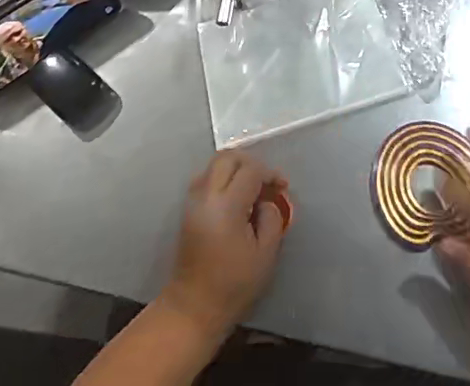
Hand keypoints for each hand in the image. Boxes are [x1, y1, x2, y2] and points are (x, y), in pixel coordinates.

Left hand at [158, 150, 288, 339]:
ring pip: (214, 166)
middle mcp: (205, 198)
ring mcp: (192, 204)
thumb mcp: (266, 252)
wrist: (192, 310)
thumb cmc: (233, 284)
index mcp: (226, 207)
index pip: (251, 170)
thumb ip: (271, 217)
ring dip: (235, 169)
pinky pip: (206, 180)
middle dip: (251, 163)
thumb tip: (266, 201)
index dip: (271, 174)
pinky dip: (223, 179)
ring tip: (252, 189)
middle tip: (266, 182)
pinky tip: (236, 199)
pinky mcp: (187, 212)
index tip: (282, 189)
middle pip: (227, 157)